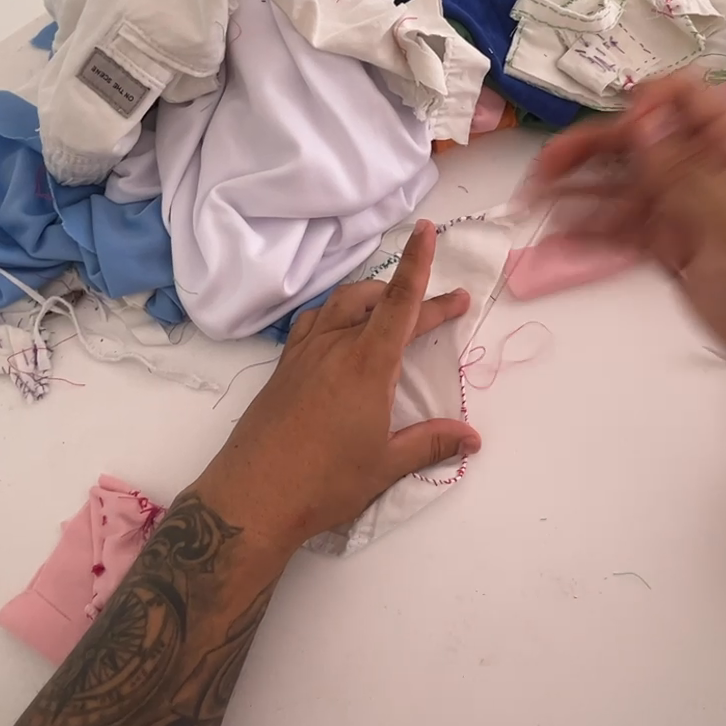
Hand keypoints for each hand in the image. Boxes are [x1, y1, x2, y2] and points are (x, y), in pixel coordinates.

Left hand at [191, 220, 480, 553]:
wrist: (252, 496)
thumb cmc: (325, 481)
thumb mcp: (386, 465)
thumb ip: (431, 443)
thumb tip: (473, 439)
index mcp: (366, 363)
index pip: (400, 302)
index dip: (418, 263)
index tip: (427, 229)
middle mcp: (335, 345)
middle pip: (377, 301)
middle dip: (412, 294)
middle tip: (444, 306)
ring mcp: (304, 352)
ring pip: (342, 303)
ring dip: (372, 297)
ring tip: (392, 308)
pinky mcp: (284, 366)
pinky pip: (315, 321)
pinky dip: (337, 312)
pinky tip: (340, 330)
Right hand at [524, 74, 725, 388]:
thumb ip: (683, 171)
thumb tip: (640, 116)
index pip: (688, 103)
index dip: (647, 105)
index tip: (613, 125)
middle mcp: (711, 173)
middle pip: (644, 146)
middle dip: (593, 151)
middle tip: (543, 167)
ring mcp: (692, 214)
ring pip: (628, 189)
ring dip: (582, 191)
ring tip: (532, 198)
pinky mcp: (678, 251)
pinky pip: (630, 232)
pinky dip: (596, 230)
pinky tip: (559, 233)